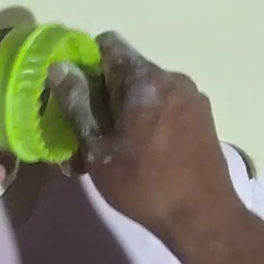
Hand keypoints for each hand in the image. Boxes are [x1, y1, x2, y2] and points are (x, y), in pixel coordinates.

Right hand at [48, 32, 243, 245]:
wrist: (203, 217)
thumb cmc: (143, 183)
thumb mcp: (97, 147)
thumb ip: (77, 104)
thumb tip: (60, 68)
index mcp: (146, 79)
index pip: (108, 45)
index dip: (85, 65)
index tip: (73, 96)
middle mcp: (173, 78)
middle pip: (126, 71)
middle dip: (102, 96)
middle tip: (86, 136)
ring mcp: (192, 98)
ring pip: (144, 93)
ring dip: (123, 112)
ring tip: (110, 151)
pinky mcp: (202, 118)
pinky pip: (163, 108)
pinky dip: (145, 121)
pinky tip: (138, 155)